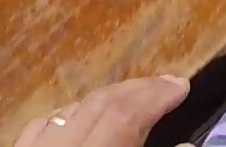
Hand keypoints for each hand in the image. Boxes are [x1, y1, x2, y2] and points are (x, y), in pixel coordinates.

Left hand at [14, 75, 190, 146]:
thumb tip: (186, 144)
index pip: (124, 115)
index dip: (156, 95)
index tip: (182, 85)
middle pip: (99, 104)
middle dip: (138, 90)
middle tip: (168, 85)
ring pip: (69, 111)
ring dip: (104, 101)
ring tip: (131, 101)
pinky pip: (39, 129)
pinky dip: (66, 117)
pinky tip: (78, 119)